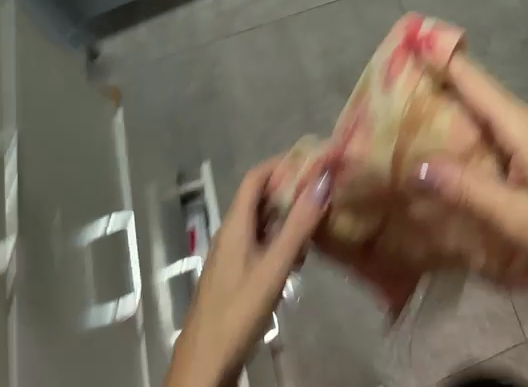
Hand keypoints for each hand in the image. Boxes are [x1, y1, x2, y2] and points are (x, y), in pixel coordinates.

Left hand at [166, 155, 333, 386]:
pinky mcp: (235, 277)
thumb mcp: (274, 267)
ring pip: (261, 224)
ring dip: (287, 218)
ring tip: (318, 222)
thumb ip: (299, 225)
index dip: (281, 164)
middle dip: (289, 190)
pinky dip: (281, 242)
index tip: (312, 162)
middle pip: (259, 199)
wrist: (204, 365)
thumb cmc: (238, 311)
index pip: (255, 177)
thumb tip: (322, 180)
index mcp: (234, 225)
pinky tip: (299, 258)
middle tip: (323, 191)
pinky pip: (260, 245)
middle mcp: (230, 234)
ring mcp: (231, 257)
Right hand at [412, 55, 527, 295]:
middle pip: (478, 91)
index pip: (475, 80)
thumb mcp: (516, 219)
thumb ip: (467, 189)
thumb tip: (417, 164)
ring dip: (454, 108)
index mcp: (523, 126)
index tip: (411, 39)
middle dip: (439, 83)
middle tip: (395, 85)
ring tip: (411, 113)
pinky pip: (497, 128)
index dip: (444, 58)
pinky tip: (450, 145)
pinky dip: (471, 129)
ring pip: (487, 111)